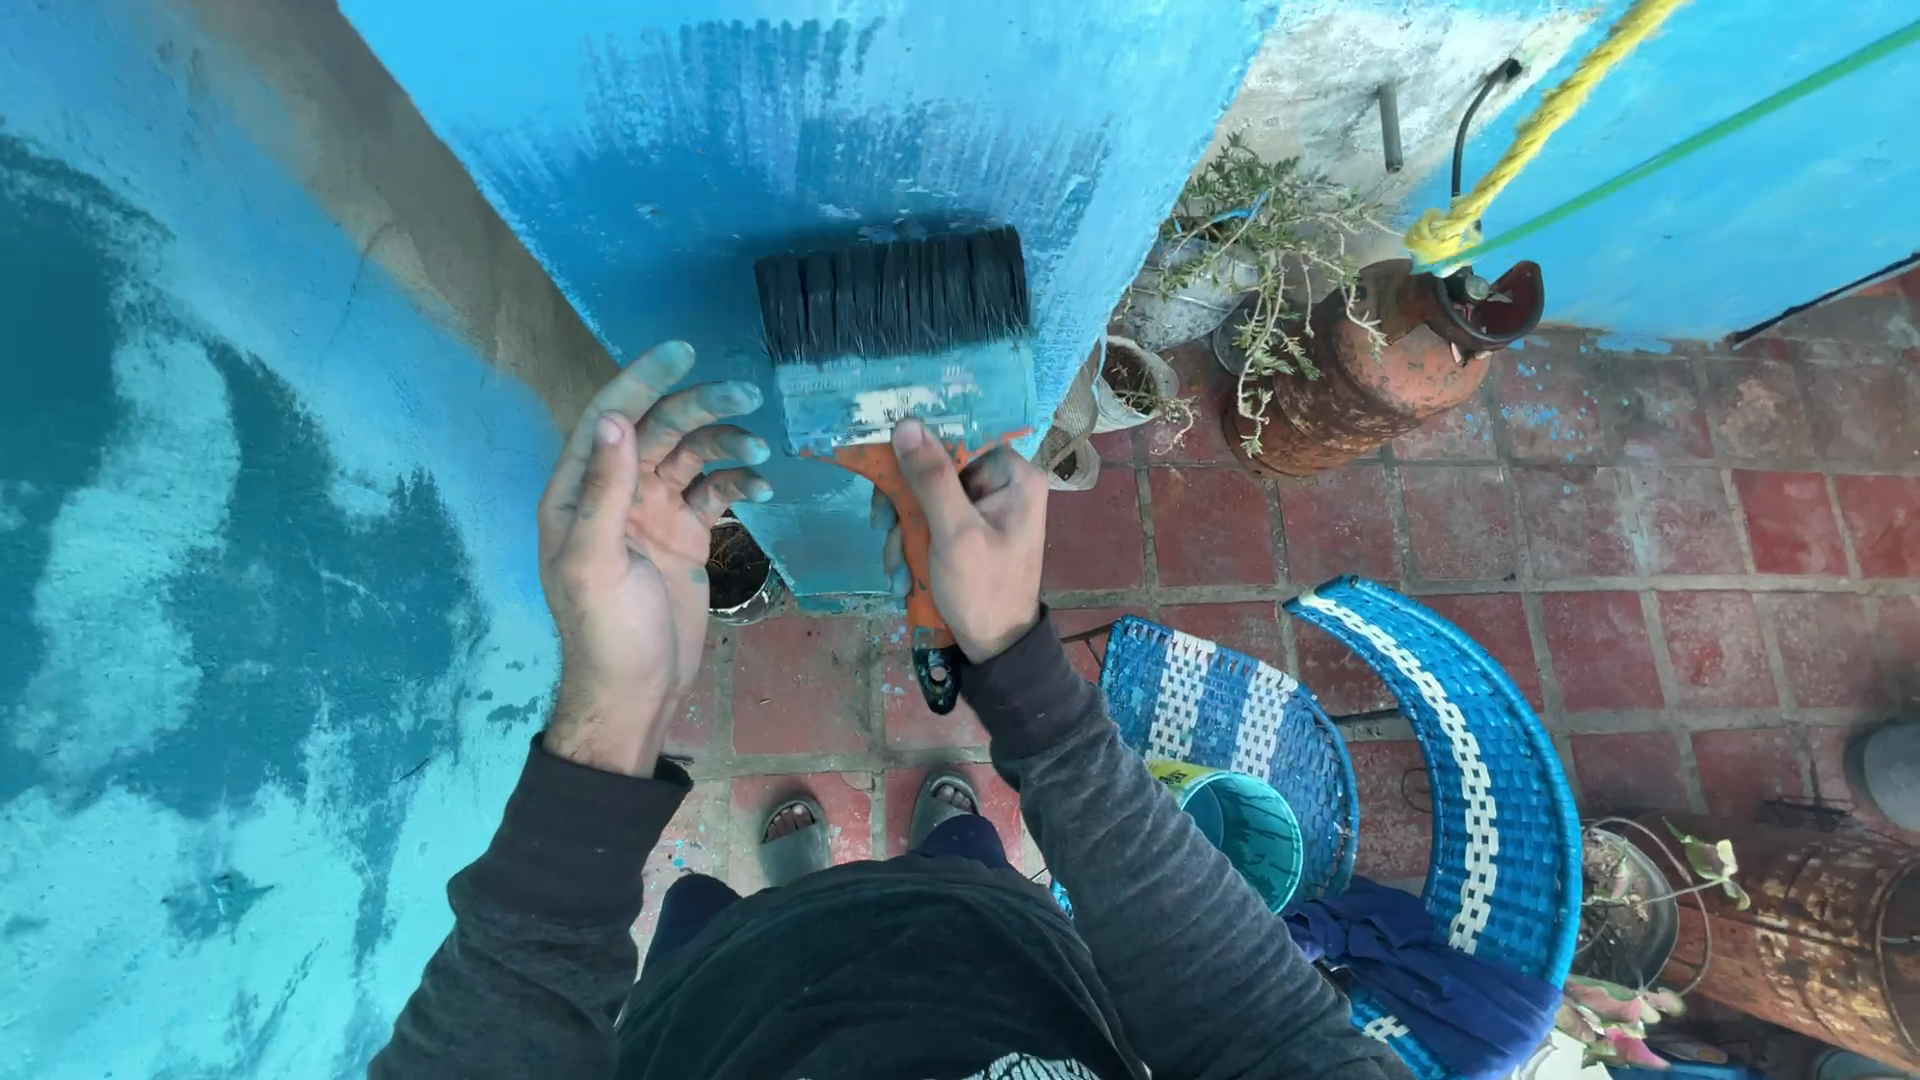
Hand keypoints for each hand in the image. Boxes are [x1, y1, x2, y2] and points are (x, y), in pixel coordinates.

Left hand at [536, 341, 771, 776]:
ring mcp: (655, 512)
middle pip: (660, 431)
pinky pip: (715, 493)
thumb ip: (603, 491)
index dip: (642, 381)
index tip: (683, 352)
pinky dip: (739, 483)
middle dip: (701, 407)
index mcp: (580, 492)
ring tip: (761, 446)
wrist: (639, 689)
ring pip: (693, 457)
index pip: (610, 419)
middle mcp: (618, 492)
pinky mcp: (687, 534)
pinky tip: (762, 488)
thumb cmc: (607, 632)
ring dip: (727, 444)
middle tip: (748, 393)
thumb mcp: (594, 563)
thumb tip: (616, 420)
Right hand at [872, 419, 1046, 662]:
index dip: (919, 447)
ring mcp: (983, 509)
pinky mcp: (966, 530)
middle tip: (882, 528)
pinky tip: (906, 573)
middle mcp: (1002, 484)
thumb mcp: (955, 533)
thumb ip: (931, 478)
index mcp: (1014, 476)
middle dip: (905, 505)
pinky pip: (928, 521)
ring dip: (903, 532)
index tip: (884, 462)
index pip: (960, 438)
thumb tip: (906, 424)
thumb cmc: (982, 590)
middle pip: (936, 468)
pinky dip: (912, 545)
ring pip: (925, 497)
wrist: (993, 647)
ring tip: (897, 567)